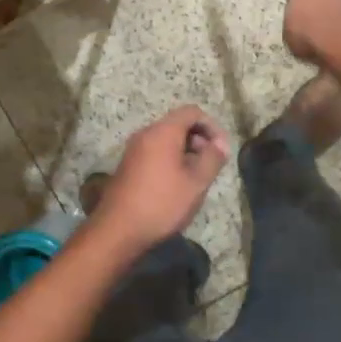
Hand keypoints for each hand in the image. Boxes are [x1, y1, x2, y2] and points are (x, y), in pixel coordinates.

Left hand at [88, 105, 229, 253]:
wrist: (118, 229)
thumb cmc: (161, 203)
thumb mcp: (196, 183)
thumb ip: (212, 158)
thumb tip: (221, 143)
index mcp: (163, 132)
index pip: (192, 112)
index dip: (211, 126)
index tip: (222, 149)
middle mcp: (146, 133)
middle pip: (178, 124)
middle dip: (199, 139)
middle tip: (211, 165)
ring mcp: (134, 149)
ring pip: (166, 139)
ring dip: (186, 151)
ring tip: (197, 178)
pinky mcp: (129, 164)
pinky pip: (155, 151)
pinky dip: (171, 159)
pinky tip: (177, 185)